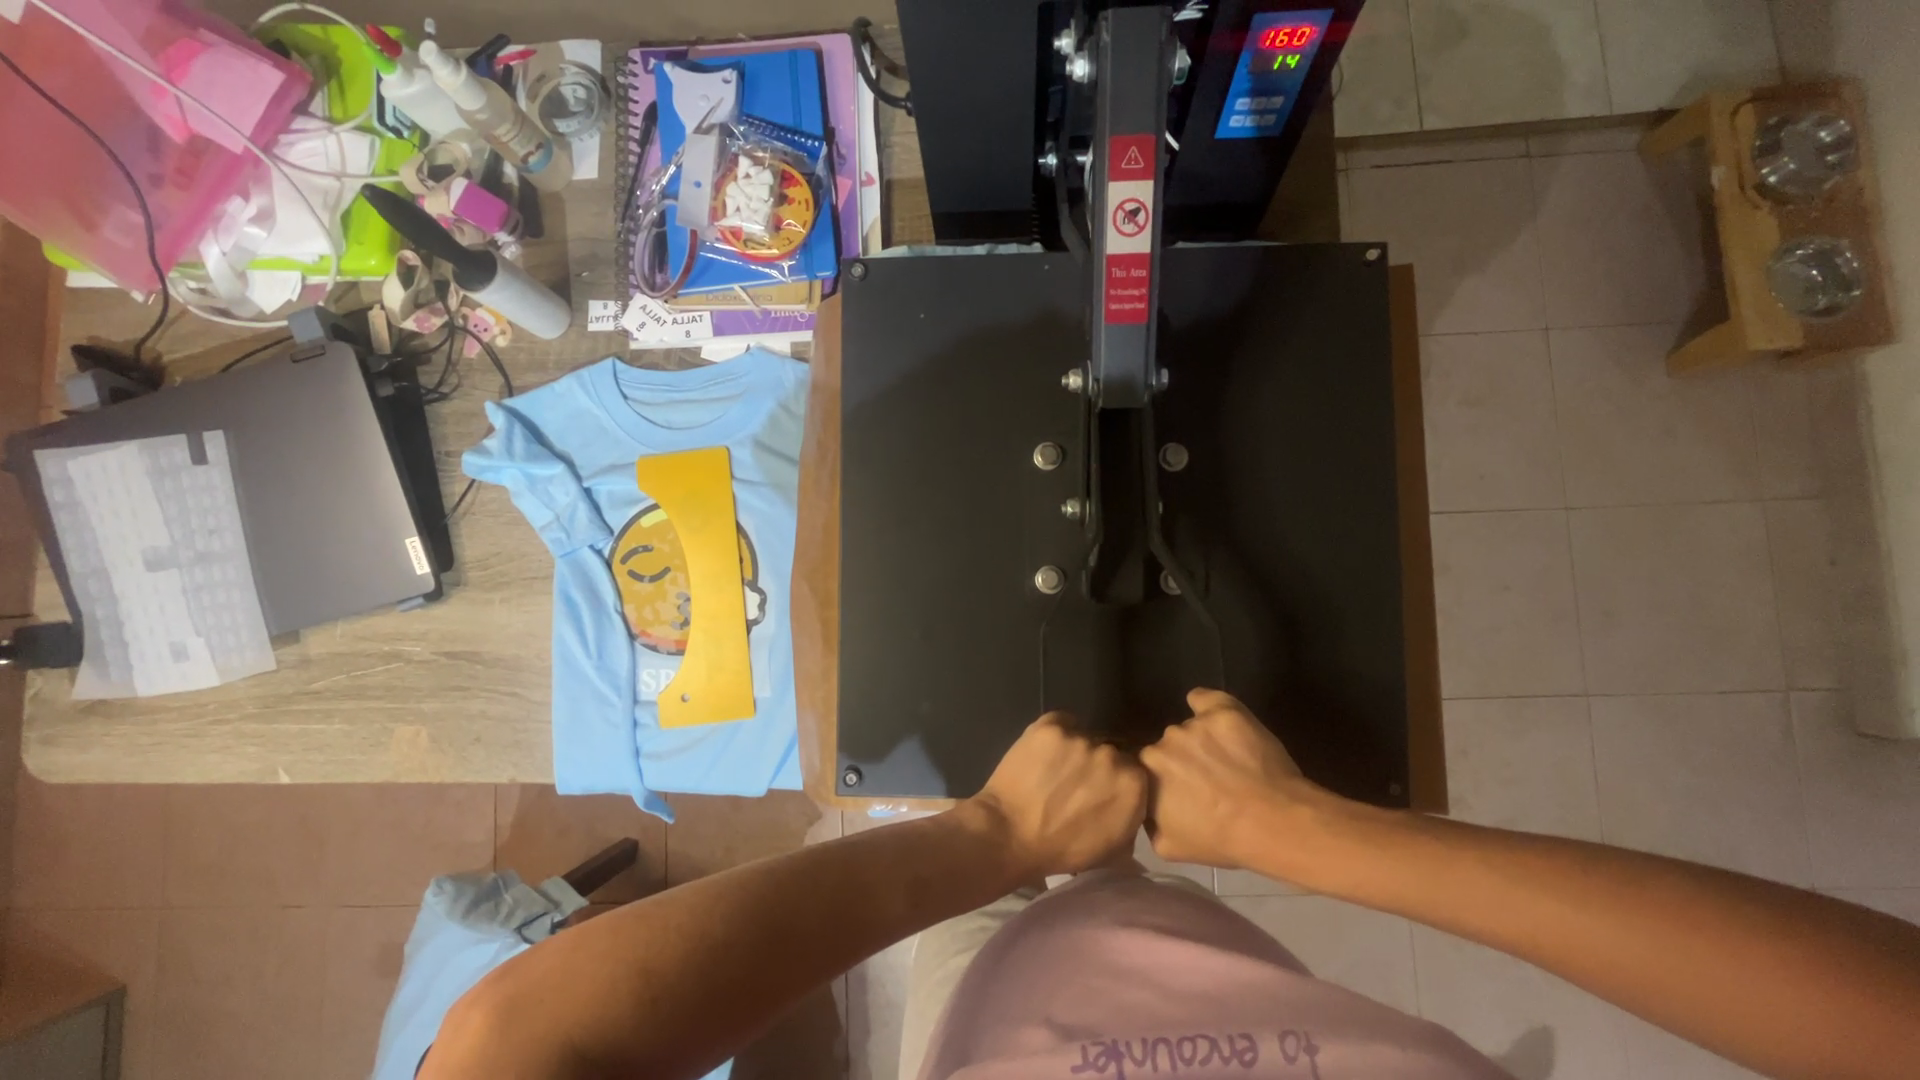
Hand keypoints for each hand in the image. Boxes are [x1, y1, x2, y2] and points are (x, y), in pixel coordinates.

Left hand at [967, 713, 1149, 877]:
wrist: (1009, 835)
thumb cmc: (1061, 850)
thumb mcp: (1112, 849)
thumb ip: (1131, 821)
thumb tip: (1133, 805)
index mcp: (1134, 784)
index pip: (1134, 771)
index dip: (1117, 781)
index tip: (1100, 792)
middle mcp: (1111, 754)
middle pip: (1110, 751)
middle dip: (1097, 766)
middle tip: (1076, 783)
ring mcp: (1080, 738)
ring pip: (1085, 737)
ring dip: (1074, 751)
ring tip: (1054, 771)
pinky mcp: (1050, 726)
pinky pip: (1061, 722)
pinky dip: (1055, 734)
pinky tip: (1042, 754)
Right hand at [1140, 688, 1334, 869]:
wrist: (1275, 823)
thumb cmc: (1222, 840)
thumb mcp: (1169, 847)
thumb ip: (1148, 823)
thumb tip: (1148, 810)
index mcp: (1145, 774)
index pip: (1144, 769)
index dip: (1162, 781)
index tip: (1180, 793)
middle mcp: (1163, 743)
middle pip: (1167, 747)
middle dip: (1182, 761)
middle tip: (1207, 781)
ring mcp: (1194, 724)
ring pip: (1190, 729)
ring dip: (1201, 742)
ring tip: (1228, 763)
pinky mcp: (1224, 710)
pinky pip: (1205, 699)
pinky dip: (1205, 705)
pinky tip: (1215, 715)